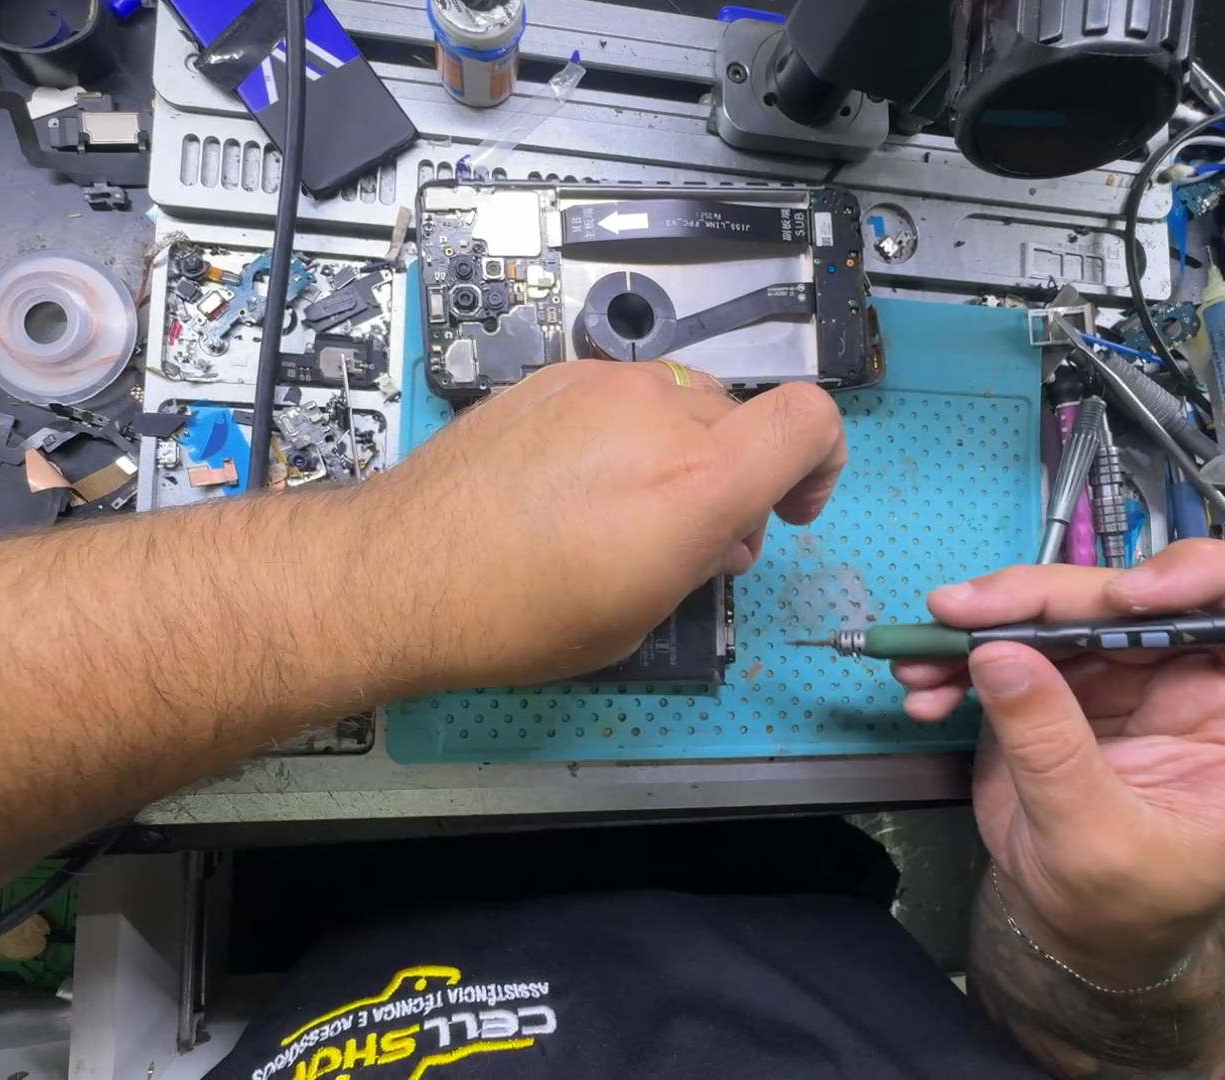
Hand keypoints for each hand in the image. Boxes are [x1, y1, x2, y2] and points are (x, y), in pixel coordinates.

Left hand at [368, 360, 845, 690]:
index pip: (810, 421)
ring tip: (633, 508)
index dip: (821, 462)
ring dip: (684, 452)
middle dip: (739, 475)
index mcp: (694, 481)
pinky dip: (633, 432)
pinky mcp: (553, 378)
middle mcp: (656, 413)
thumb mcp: (641, 612)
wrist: (403, 571)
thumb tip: (726, 529)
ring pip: (686, 403)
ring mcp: (599, 386)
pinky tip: (585, 479)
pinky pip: (627, 394)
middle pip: (745, 418)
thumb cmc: (518, 615)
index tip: (789, 503)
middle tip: (695, 535)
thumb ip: (704, 554)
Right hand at [892, 540, 1224, 987]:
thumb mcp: (1095, 837)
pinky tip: (923, 690)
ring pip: (1051, 610)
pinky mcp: (1051, 680)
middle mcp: (1184, 674)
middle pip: (1123, 596)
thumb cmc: (1123, 902)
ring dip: (978, 626)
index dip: (1209, 577)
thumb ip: (1050, 746)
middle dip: (1037, 598)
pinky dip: (955, 658)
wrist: (1070, 923)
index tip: (1125, 596)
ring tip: (919, 661)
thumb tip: (997, 653)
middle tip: (958, 613)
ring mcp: (1113, 672)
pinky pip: (1003, 643)